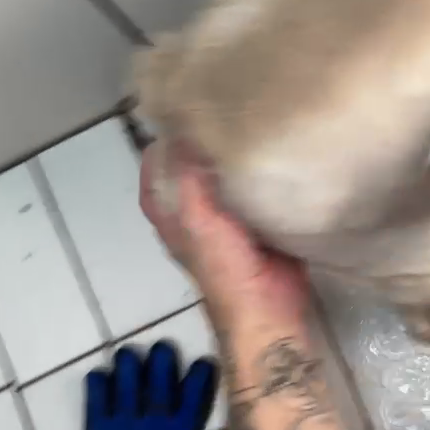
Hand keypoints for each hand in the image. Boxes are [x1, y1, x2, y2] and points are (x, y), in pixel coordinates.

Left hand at [140, 142, 311, 333]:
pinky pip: (262, 203)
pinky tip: (275, 159)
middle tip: (214, 120)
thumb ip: (190, 180)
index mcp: (176, 225)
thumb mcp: (199, 220)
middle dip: (200, 157)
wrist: (269, 310)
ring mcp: (234, 231)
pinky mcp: (265, 234)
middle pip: (193, 185)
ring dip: (235, 168)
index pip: (154, 187)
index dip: (155, 160)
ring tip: (246, 131)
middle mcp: (201, 226)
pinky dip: (265, 184)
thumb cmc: (226, 269)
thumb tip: (185, 135)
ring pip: (228, 192)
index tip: (169, 126)